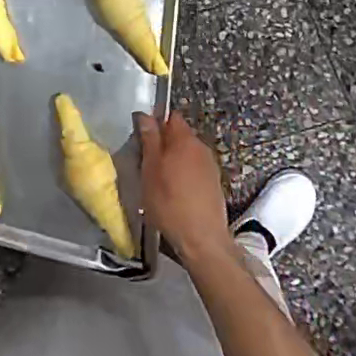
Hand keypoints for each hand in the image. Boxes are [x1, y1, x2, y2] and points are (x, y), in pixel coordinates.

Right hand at [137, 109, 237, 268]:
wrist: (202, 239)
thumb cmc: (170, 202)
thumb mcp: (150, 169)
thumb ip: (149, 140)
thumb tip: (146, 116)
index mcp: (185, 139)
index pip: (171, 117)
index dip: (155, 122)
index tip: (142, 137)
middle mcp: (201, 147)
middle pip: (179, 135)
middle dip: (163, 143)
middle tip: (146, 160)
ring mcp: (210, 166)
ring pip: (186, 153)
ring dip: (173, 160)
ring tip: (158, 179)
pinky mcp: (213, 184)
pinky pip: (194, 169)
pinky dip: (183, 174)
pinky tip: (174, 192)